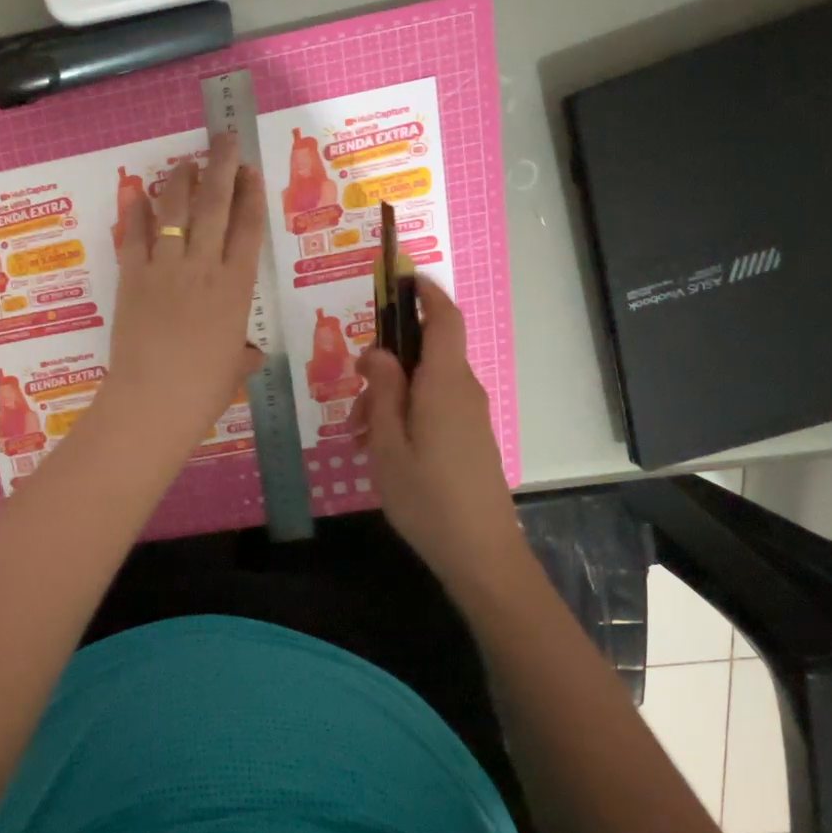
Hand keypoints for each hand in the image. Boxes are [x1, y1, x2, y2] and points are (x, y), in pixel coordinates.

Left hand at [98, 133, 265, 454]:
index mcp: (237, 288)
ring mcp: (165, 269)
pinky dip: (136, 213)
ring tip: (185, 162)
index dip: (250, 194)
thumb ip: (244, 355)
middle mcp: (204, 267)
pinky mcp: (132, 277)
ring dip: (180, 181)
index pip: (248, 228)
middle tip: (224, 139)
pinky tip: (138, 194)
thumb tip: (251, 354)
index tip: (250, 169)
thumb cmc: (202, 391)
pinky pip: (135, 236)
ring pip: (175, 211)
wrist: (154, 400)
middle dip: (221, 166)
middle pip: (216, 205)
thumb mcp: (234, 370)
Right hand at [348, 278, 522, 592]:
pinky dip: (403, 415)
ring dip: (387, 397)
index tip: (399, 279)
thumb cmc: (426, 497)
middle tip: (350, 402)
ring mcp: (469, 415)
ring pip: (423, 384)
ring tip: (357, 438)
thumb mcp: (386, 443)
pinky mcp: (468, 437)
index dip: (425, 294)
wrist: (481, 554)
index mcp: (444, 384)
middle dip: (384, 365)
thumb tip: (378, 350)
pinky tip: (378, 450)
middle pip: (424, 355)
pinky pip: (433, 407)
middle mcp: (462, 391)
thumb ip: (382, 391)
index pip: (444, 320)